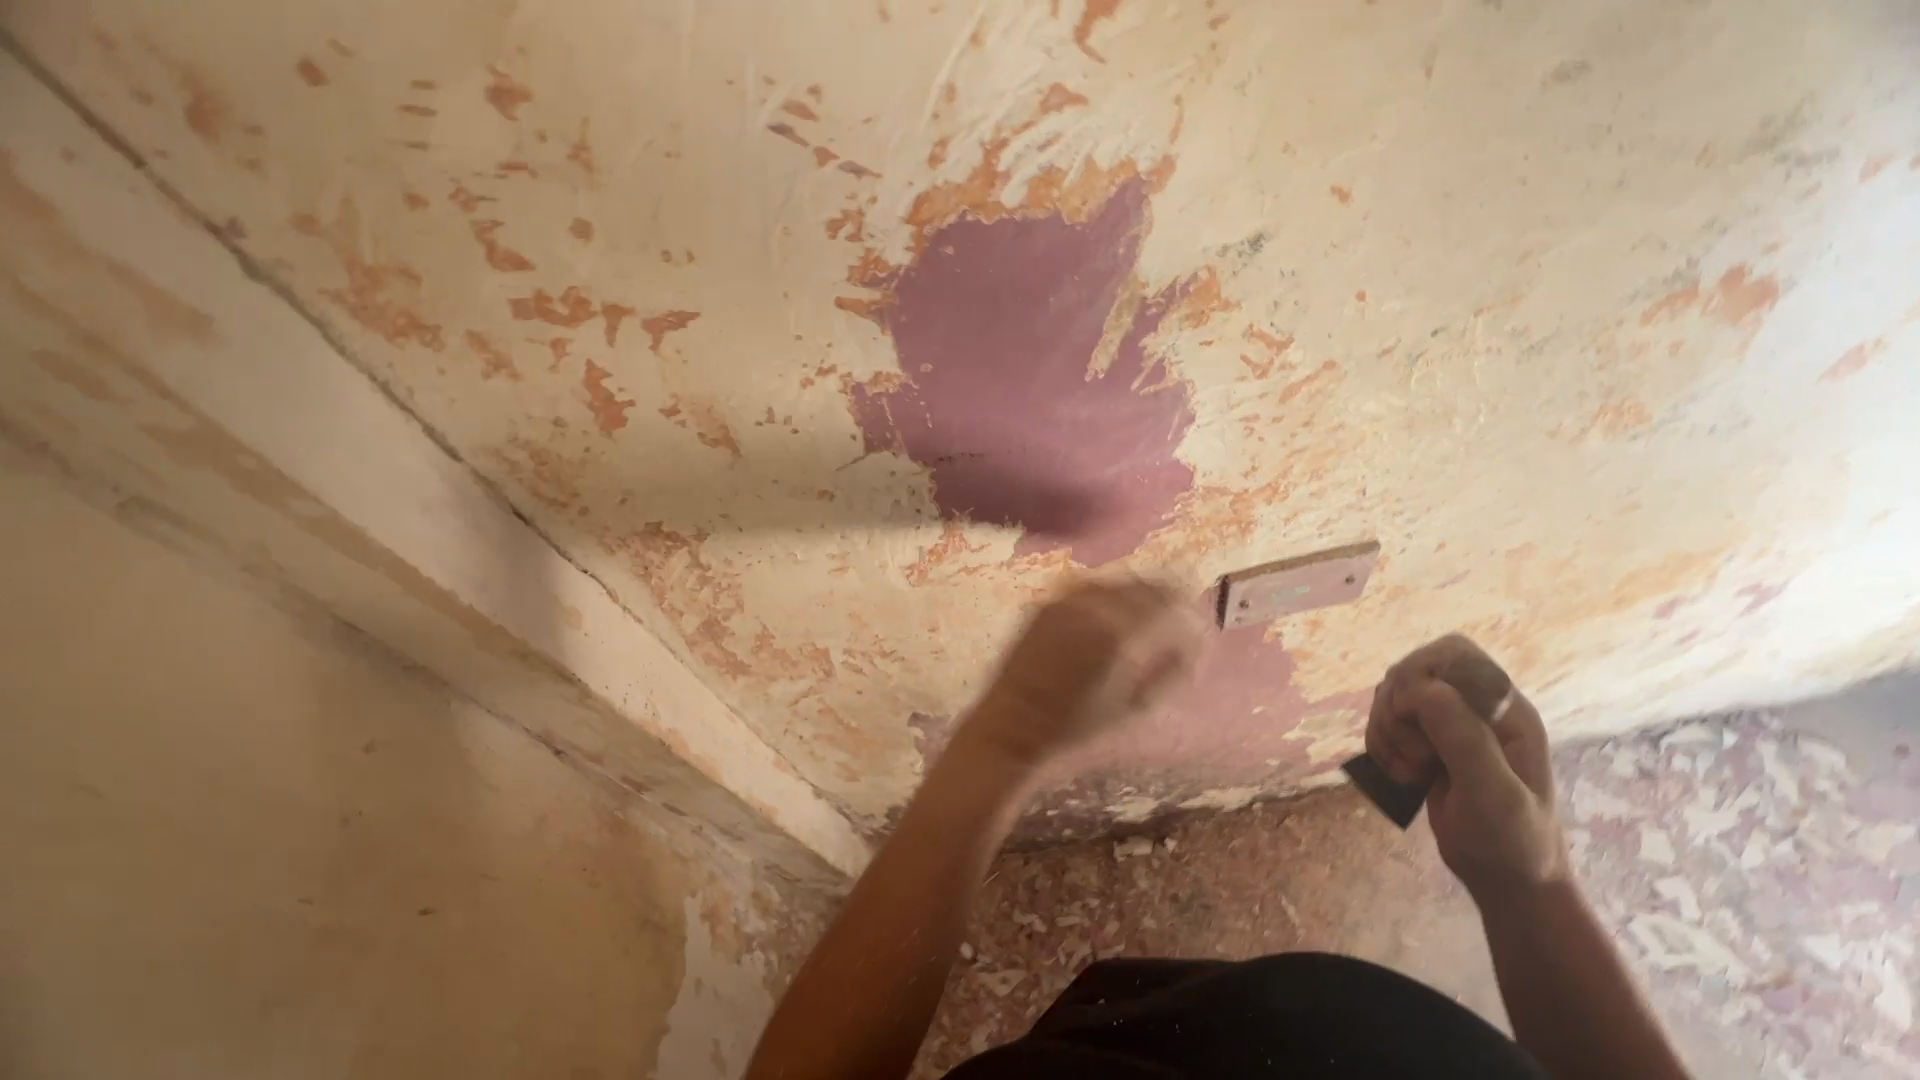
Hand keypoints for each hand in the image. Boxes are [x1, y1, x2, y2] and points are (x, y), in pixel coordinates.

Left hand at [956, 577, 1205, 771]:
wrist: (1012, 731)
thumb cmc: (1078, 732)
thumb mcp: (1137, 707)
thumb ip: (1172, 669)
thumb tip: (1196, 644)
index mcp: (1124, 634)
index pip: (1176, 605)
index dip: (1194, 617)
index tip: (1200, 633)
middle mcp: (1096, 607)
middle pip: (1150, 584)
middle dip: (1171, 601)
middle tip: (1179, 624)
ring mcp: (1067, 600)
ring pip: (1120, 581)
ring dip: (1140, 596)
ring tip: (1147, 622)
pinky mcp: (1046, 604)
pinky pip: (1090, 588)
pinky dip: (1109, 598)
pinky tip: (1111, 619)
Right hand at [1366, 634, 1568, 901]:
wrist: (1506, 881)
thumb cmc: (1512, 841)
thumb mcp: (1494, 795)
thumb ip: (1463, 738)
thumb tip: (1424, 690)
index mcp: (1504, 709)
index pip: (1453, 654)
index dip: (1422, 675)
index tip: (1414, 719)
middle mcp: (1475, 708)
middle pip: (1413, 671)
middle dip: (1397, 709)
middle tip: (1413, 754)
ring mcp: (1449, 725)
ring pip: (1392, 696)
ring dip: (1386, 731)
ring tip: (1408, 771)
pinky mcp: (1425, 743)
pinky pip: (1384, 723)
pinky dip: (1380, 746)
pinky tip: (1399, 775)